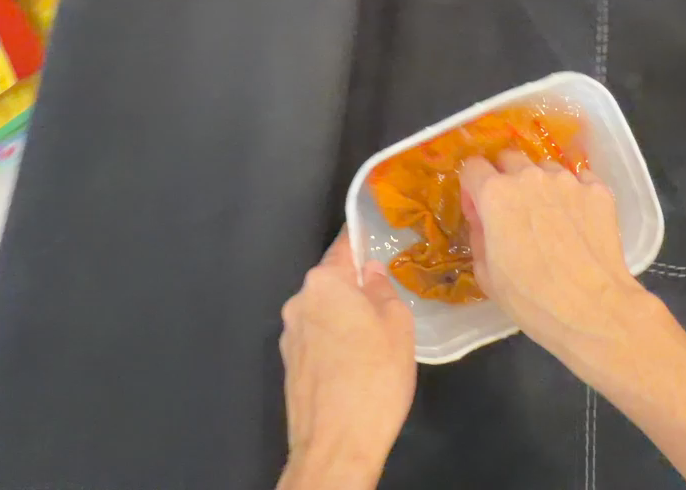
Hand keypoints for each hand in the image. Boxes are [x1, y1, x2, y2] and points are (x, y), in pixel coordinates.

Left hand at [277, 229, 416, 489]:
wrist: (336, 448)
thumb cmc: (374, 377)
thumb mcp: (397, 324)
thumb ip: (382, 288)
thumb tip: (370, 271)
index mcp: (324, 282)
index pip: (344, 245)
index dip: (363, 240)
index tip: (378, 236)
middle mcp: (299, 301)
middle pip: (332, 280)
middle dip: (355, 286)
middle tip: (386, 301)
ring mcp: (289, 335)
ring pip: (323, 311)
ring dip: (344, 316)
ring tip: (373, 339)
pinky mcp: (288, 366)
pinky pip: (316, 339)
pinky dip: (333, 342)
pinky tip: (354, 364)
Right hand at [460, 151, 659, 365]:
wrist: (593, 310)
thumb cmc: (531, 299)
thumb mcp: (486, 274)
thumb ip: (479, 236)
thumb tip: (485, 222)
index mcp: (495, 194)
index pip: (473, 167)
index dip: (472, 189)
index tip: (479, 212)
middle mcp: (529, 176)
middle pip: (509, 159)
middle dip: (505, 179)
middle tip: (513, 212)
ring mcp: (567, 180)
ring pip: (545, 169)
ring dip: (540, 186)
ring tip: (550, 218)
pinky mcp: (597, 190)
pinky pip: (579, 181)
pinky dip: (574, 195)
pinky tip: (578, 221)